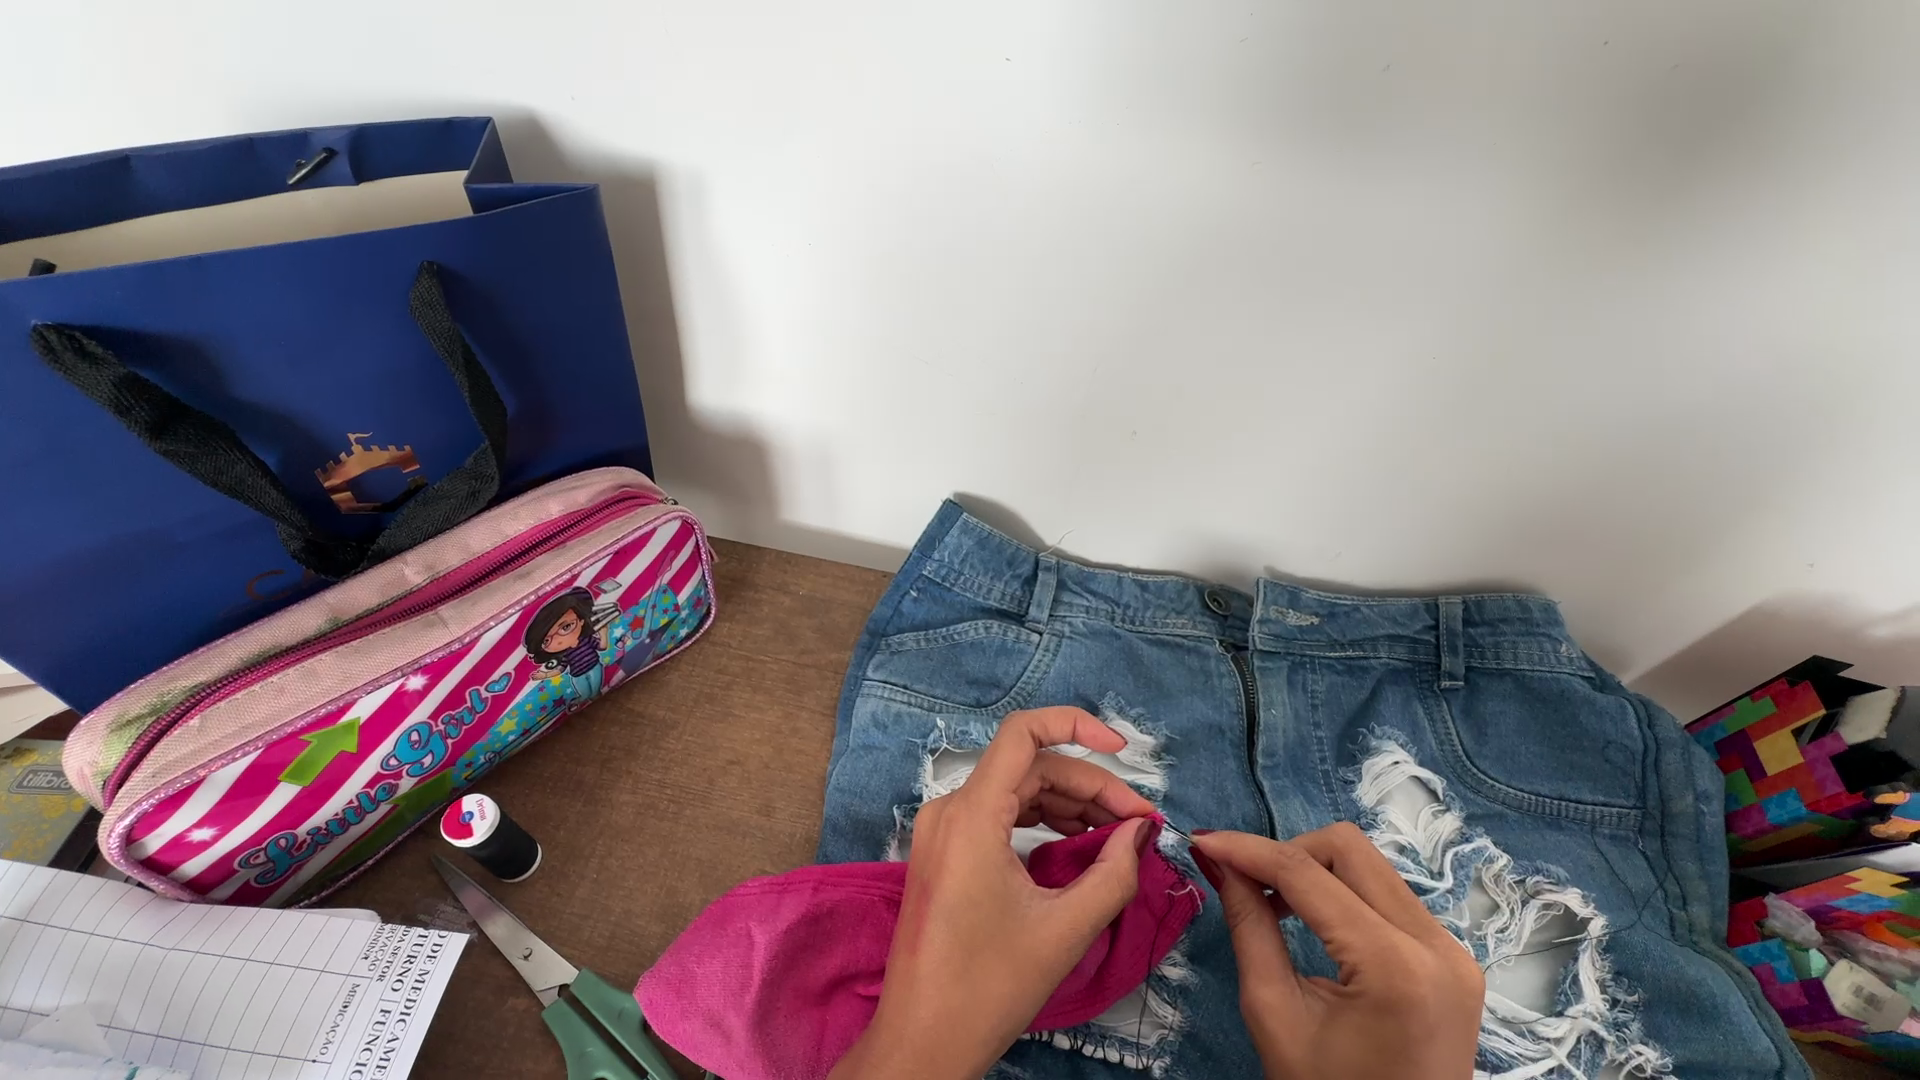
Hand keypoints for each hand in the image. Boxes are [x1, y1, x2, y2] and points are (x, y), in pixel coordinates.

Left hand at [830, 707, 1157, 1079]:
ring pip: (1017, 790)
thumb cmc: (988, 987)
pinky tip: (1079, 842)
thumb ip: (1113, 872)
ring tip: (1118, 834)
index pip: (1022, 733)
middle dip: (1091, 787)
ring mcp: (943, 828)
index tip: (1123, 750)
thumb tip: (1140, 830)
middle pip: (1030, 768)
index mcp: (971, 814)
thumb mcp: (1064, 929)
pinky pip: (1000, 814)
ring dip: (1070, 804)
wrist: (922, 1041)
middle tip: (1141, 821)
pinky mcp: (946, 849)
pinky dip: (1043, 820)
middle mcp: (950, 808)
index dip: (1075, 725)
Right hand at [1190, 824, 1483, 1079]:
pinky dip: (1341, 891)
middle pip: (1348, 848)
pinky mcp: (1452, 958)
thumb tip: (1218, 860)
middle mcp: (1436, 946)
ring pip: (1369, 864)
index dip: (1247, 849)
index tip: (1203, 843)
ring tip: (1274, 903)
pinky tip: (1312, 919)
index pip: (1306, 873)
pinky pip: (1387, 893)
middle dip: (1286, 853)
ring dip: (1314, 869)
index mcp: (1393, 966)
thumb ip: (1248, 925)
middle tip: (1244, 881)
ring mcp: (1452, 951)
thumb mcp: (1273, 1013)